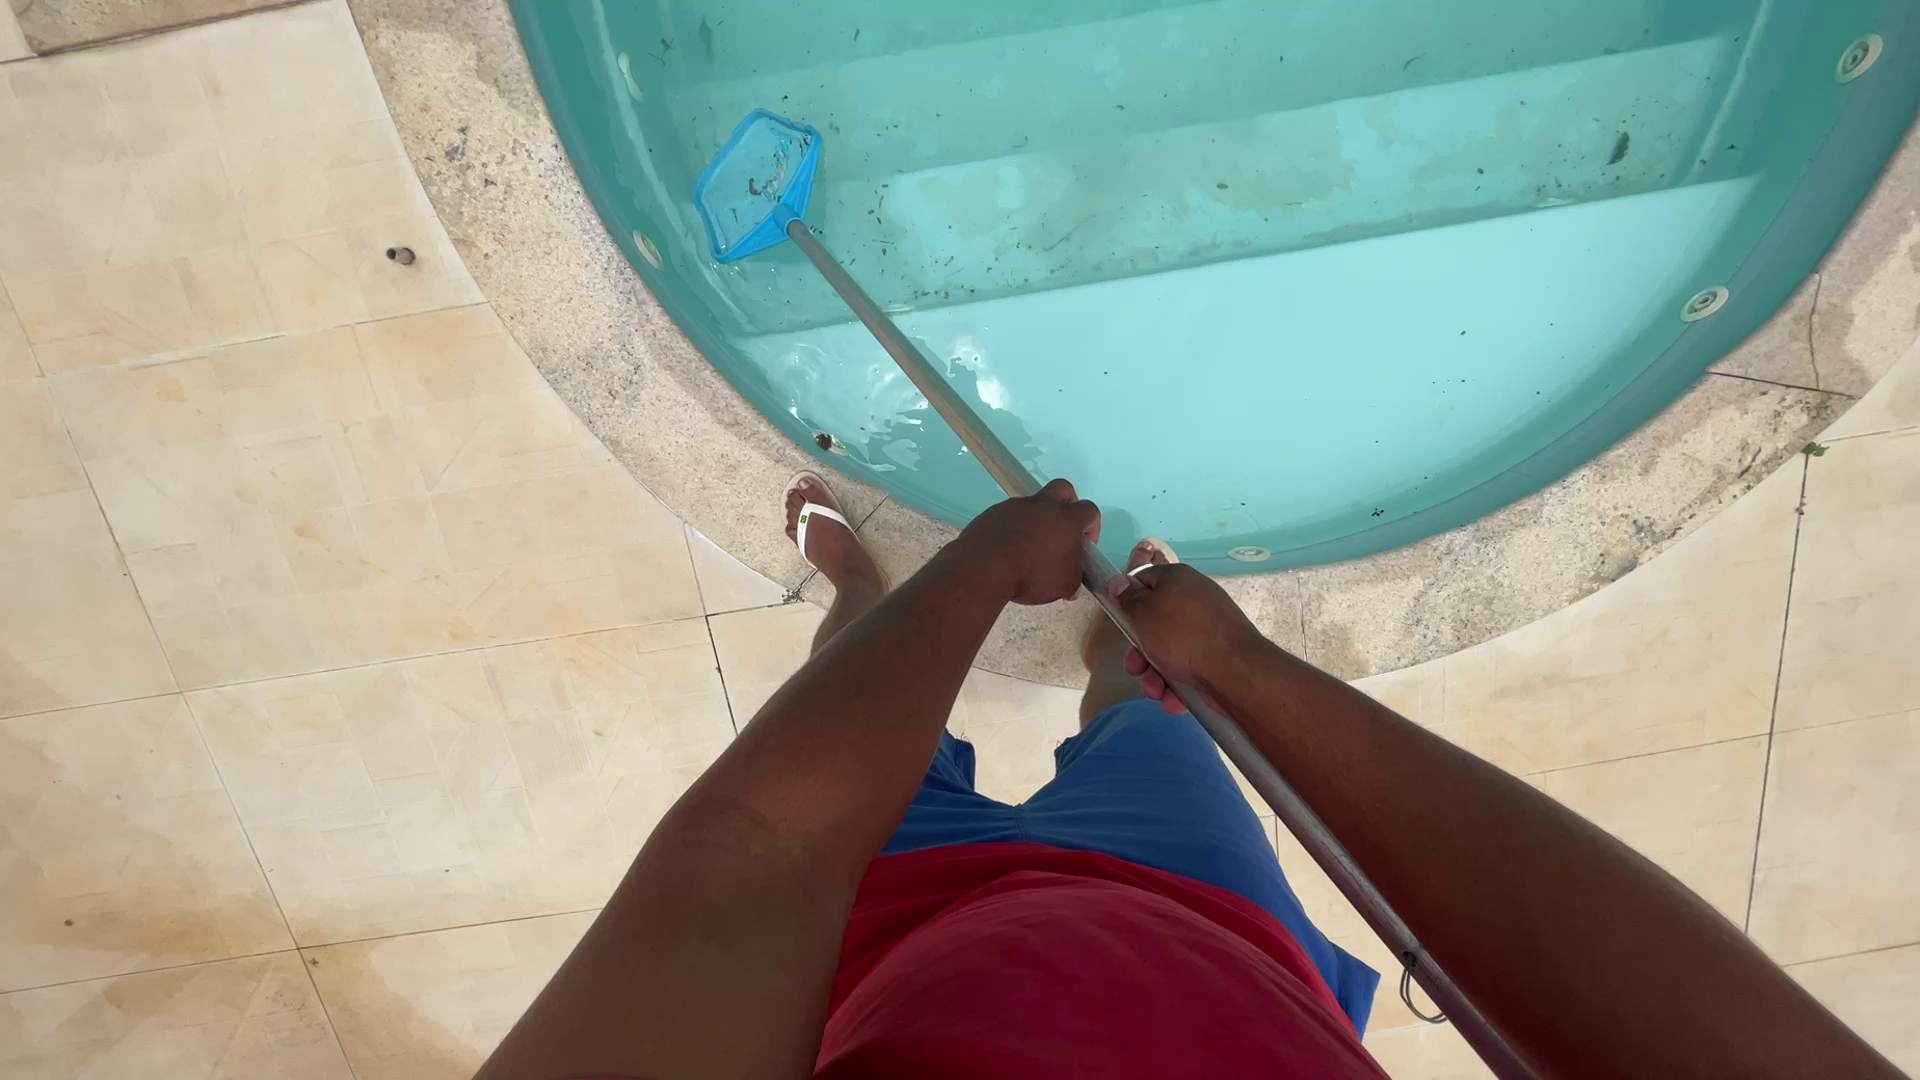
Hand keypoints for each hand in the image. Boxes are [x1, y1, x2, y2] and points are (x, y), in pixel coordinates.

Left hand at [952, 479, 1100, 605]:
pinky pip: (1008, 516)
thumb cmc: (1031, 575)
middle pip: (1063, 489)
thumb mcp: (1063, 585)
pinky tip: (1006, 550)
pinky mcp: (992, 513)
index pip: (1089, 510)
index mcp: (1066, 519)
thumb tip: (1072, 585)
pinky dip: (1011, 529)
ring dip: (1035, 520)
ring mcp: (1014, 506)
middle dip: (1067, 505)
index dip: (1092, 526)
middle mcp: (1042, 505)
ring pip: (1032, 504)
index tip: (1084, 545)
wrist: (983, 569)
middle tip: (1061, 531)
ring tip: (1028, 548)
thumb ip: (1073, 579)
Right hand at [1109, 563, 1269, 712]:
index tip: (1120, 617)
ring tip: (1156, 691)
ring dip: (1156, 675)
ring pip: (1169, 650)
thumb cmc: (1181, 635)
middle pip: (1155, 623)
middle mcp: (1195, 599)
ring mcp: (1208, 628)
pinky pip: (1189, 665)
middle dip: (1140, 652)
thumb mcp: (1144, 613)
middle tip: (1135, 668)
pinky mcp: (1218, 654)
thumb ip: (1129, 598)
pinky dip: (1178, 683)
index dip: (1129, 597)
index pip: (1145, 579)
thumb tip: (1119, 581)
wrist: (1234, 670)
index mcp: (1178, 579)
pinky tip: (1174, 700)